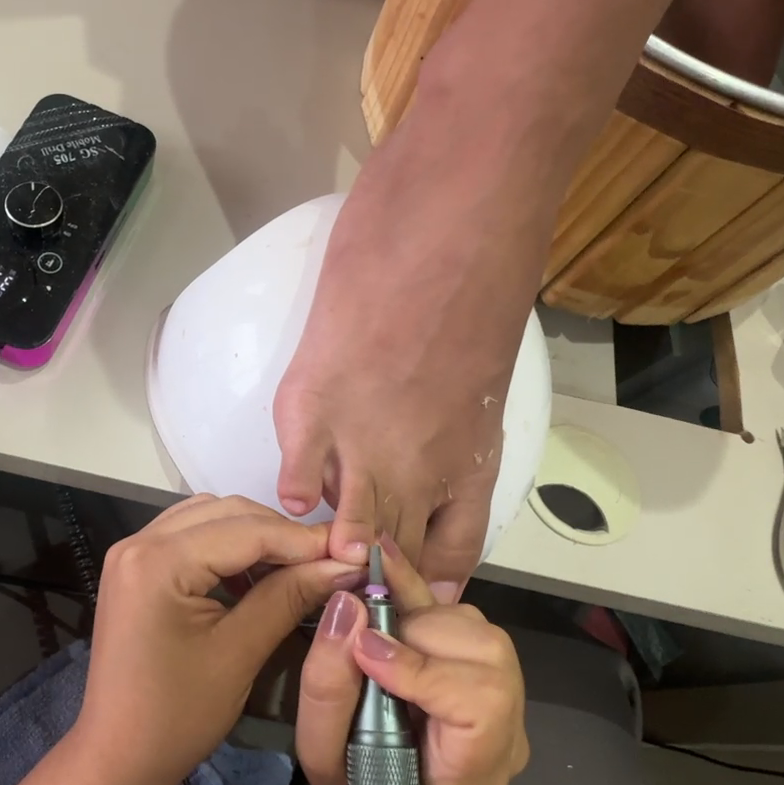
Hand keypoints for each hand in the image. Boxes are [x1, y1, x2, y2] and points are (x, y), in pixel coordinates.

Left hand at [73, 494, 363, 784]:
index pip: (246, 529)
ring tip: (298, 565)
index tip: (353, 551)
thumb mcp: (239, 653)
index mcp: (157, 561)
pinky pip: (189, 536)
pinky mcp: (135, 567)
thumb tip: (344, 565)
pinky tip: (255, 573)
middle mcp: (139, 542)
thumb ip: (289, 597)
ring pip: (208, 517)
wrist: (117, 756)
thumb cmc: (177, 716)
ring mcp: (132, 552)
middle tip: (330, 559)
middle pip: (226, 512)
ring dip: (254, 533)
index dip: (304, 539)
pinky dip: (226, 545)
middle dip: (281, 532)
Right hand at [272, 81, 552, 591]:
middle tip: (353, 574)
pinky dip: (293, 485)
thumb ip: (456, 411)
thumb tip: (418, 425)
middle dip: (378, 573)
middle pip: (396, 550)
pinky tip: (293, 489)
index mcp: (475, 453)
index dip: (427, 580)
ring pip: (349, 525)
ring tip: (319, 547)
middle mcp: (423, 462)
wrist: (468, 199)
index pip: (453, 552)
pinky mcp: (315, 393)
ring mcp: (365, 432)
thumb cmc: (490, 265)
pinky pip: (296, 471)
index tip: (406, 585)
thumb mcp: (487, 359)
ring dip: (335, 542)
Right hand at [296, 540, 528, 784]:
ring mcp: (504, 692)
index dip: (423, 668)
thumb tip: (346, 609)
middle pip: (485, 655)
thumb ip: (329, 690)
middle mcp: (506, 730)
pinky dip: (418, 591)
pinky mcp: (484, 660)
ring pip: (477, 628)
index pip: (480, 706)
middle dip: (415, 632)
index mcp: (476, 773)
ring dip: (417, 614)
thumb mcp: (320, 754)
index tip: (365, 651)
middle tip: (361, 635)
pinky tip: (383, 572)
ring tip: (372, 627)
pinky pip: (461, 614)